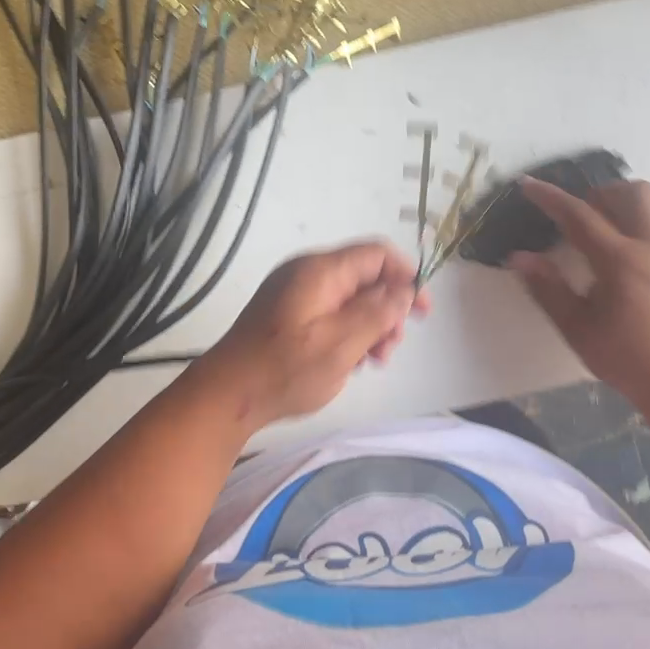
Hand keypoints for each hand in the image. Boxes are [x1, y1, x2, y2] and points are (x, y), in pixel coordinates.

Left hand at [194, 242, 426, 429]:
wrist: (228, 394)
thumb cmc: (285, 369)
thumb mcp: (341, 343)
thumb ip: (377, 312)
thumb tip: (404, 289)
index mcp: (320, 270)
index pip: (376, 254)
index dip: (406, 277)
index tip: (421, 312)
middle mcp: (307, 272)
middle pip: (364, 277)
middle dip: (387, 309)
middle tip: (390, 349)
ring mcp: (295, 292)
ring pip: (349, 297)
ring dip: (370, 325)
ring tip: (372, 361)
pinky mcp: (288, 313)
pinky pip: (330, 311)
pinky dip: (348, 331)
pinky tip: (350, 361)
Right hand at [506, 179, 649, 411]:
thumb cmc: (630, 361)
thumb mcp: (578, 330)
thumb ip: (548, 289)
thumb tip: (519, 257)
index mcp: (622, 261)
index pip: (580, 215)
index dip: (550, 197)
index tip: (528, 185)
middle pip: (632, 193)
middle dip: (601, 194)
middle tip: (582, 217)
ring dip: (631, 204)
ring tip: (612, 227)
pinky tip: (645, 246)